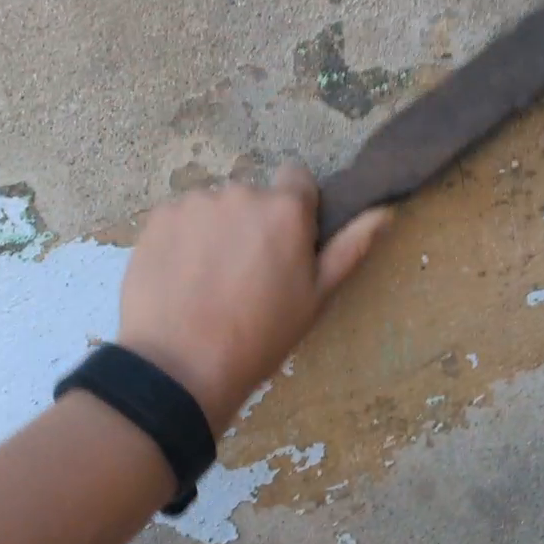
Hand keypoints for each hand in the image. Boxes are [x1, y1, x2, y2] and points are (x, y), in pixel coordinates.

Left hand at [116, 164, 391, 434]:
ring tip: (208, 280)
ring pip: (213, 208)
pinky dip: (182, 239)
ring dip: (215, 230)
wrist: (181, 365)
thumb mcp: (315, 298)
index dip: (293, 209)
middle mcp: (241, 193)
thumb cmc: (259, 337)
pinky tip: (181, 277)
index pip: (297, 178)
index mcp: (285, 210)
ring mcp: (195, 203)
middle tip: (245, 274)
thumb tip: (386, 211)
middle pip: (252, 197)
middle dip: (252, 223)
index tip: (284, 243)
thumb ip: (350, 248)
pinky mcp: (158, 217)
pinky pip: (179, 218)